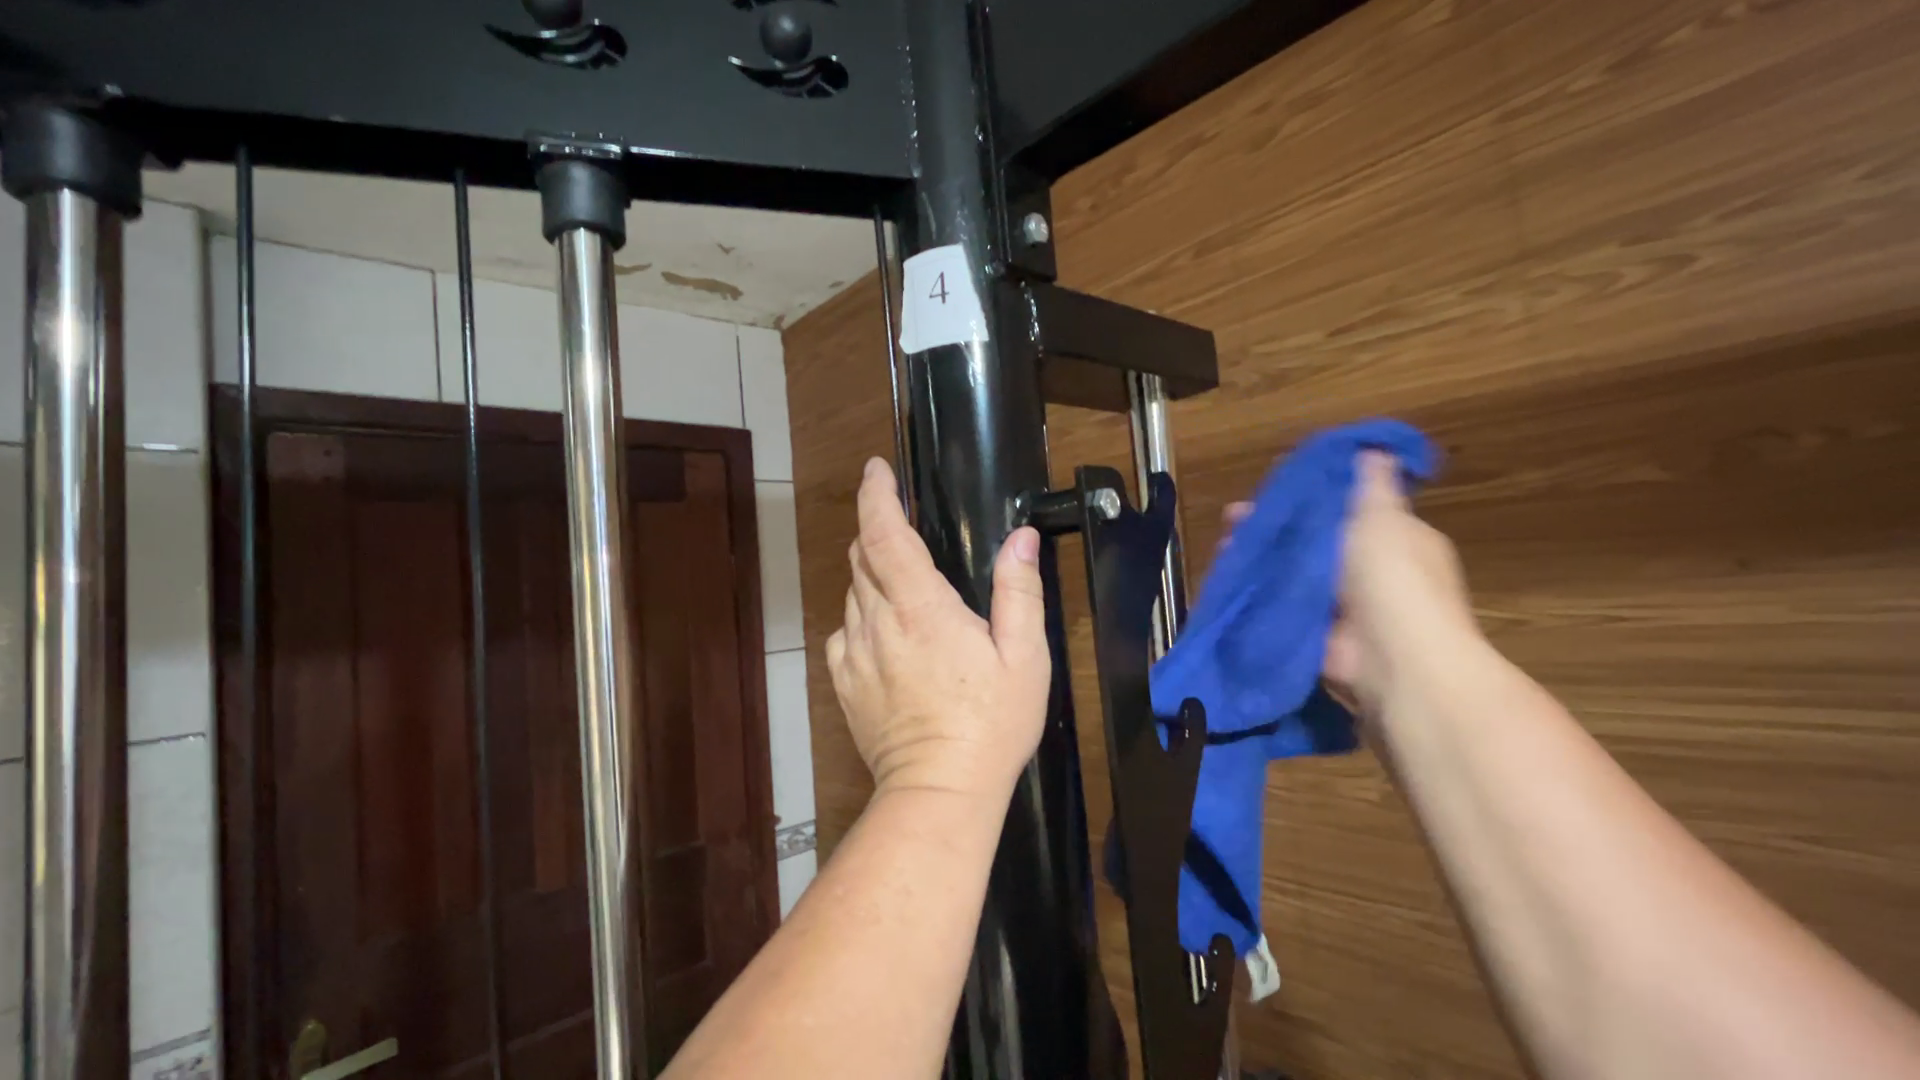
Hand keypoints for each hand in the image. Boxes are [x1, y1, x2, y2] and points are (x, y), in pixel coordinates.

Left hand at [825, 458, 1051, 801]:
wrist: (939, 790)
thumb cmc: (990, 725)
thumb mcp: (1023, 657)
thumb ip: (1018, 591)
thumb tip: (1021, 538)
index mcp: (920, 608)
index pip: (884, 534)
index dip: (876, 495)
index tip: (877, 470)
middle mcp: (877, 622)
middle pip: (862, 557)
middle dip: (878, 532)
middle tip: (907, 532)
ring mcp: (853, 653)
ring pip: (852, 593)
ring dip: (874, 577)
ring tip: (908, 594)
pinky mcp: (844, 682)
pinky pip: (844, 632)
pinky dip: (862, 618)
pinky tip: (889, 638)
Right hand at [1213, 452, 1474, 708]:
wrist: (1393, 661)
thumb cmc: (1392, 578)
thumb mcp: (1383, 518)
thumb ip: (1370, 486)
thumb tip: (1372, 450)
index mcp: (1395, 540)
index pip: (1350, 509)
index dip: (1313, 496)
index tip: (1275, 485)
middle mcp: (1370, 573)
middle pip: (1313, 543)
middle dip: (1275, 529)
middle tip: (1234, 517)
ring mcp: (1342, 609)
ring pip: (1293, 575)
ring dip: (1260, 561)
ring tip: (1224, 546)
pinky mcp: (1315, 638)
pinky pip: (1282, 610)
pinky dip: (1257, 597)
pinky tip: (1228, 582)